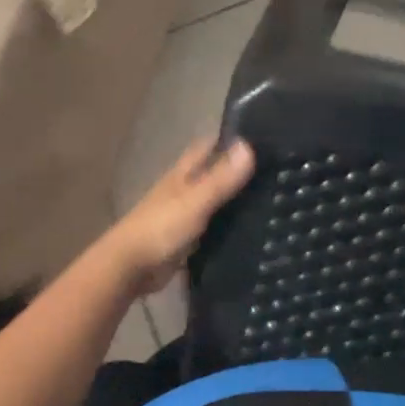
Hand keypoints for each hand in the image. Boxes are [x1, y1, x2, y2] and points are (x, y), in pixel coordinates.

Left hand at [98, 137, 256, 293]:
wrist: (131, 267)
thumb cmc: (160, 228)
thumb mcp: (195, 201)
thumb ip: (220, 178)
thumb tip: (248, 145)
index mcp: (181, 176)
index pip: (205, 148)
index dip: (228, 140)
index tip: (259, 138)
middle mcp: (181, 193)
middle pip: (210, 176)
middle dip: (235, 173)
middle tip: (273, 174)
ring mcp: (181, 218)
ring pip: (211, 204)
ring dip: (232, 203)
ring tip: (268, 204)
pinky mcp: (183, 243)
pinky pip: (209, 232)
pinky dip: (224, 231)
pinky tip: (247, 234)